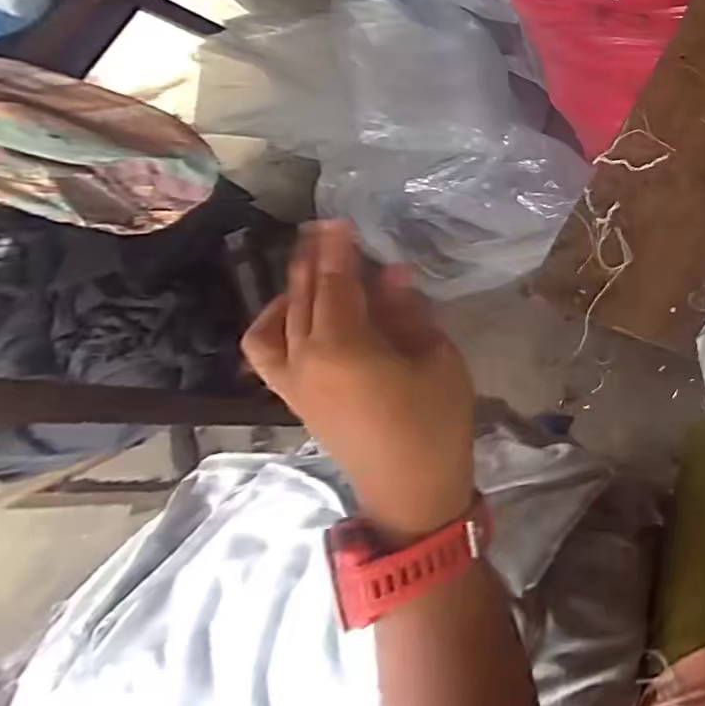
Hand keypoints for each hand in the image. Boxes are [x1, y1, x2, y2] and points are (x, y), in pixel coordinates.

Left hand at [243, 221, 475, 543]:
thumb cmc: (435, 418)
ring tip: (311, 271)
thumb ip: (408, 313)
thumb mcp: (436, 358)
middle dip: (312, 261)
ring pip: (276, 323)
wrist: (411, 485)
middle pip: (302, 298)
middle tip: (323, 231)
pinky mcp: (295, 398)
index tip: (339, 221)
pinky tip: (298, 316)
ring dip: (290, 290)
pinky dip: (274, 326)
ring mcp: (293, 382)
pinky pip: (267, 353)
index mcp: (343, 347)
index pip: (336, 284)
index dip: (338, 250)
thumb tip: (392, 274)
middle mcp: (306, 360)